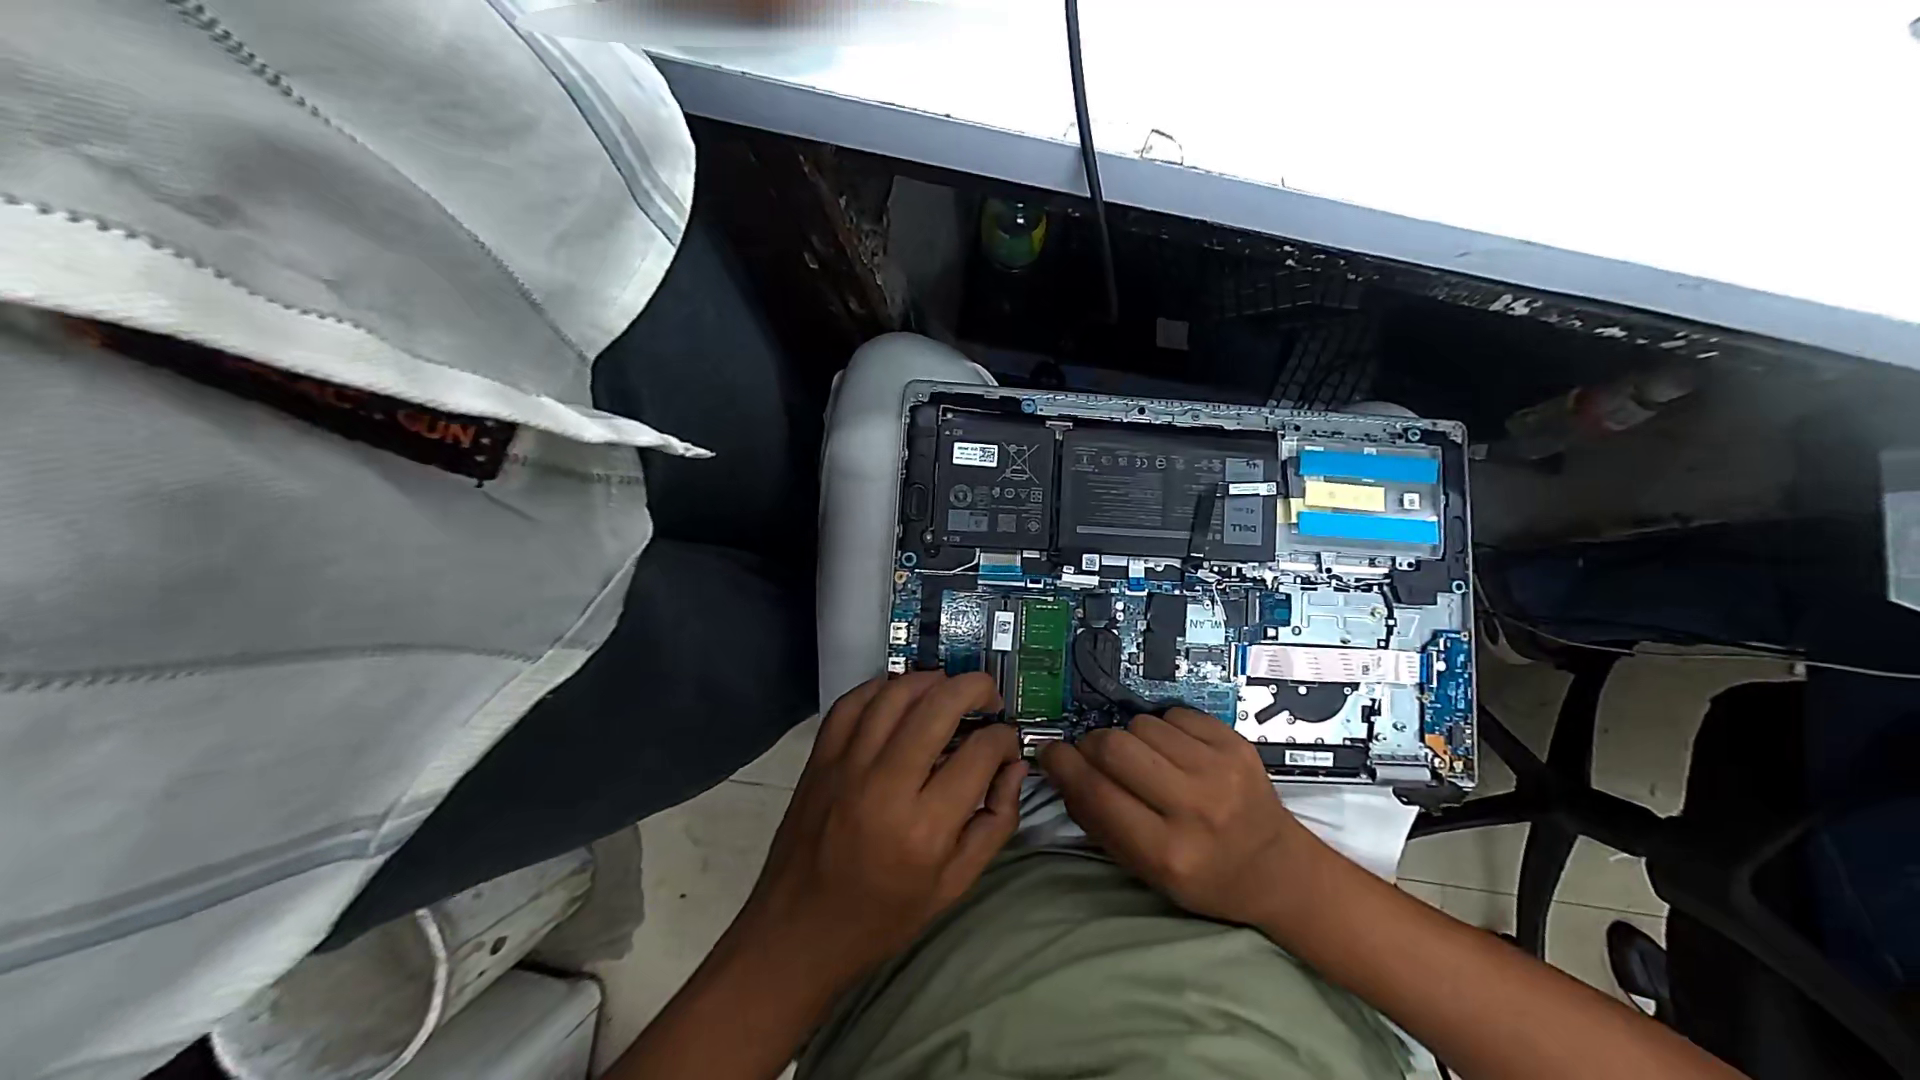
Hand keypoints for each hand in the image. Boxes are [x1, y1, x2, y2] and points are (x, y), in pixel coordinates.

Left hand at [732, 672, 1027, 983]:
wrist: (798, 933)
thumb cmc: (884, 916)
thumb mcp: (954, 885)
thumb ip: (995, 822)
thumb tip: (1014, 766)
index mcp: (925, 827)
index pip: (979, 753)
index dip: (1004, 738)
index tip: (1007, 741)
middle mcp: (885, 786)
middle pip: (938, 706)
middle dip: (974, 688)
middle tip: (988, 697)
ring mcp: (846, 766)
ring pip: (894, 694)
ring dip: (930, 680)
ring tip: (949, 689)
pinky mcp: (819, 759)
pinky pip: (851, 703)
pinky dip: (880, 688)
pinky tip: (899, 695)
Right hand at [1037, 708, 1310, 925]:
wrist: (1278, 869)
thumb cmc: (1203, 877)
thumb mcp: (1144, 870)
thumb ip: (1097, 820)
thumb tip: (1061, 769)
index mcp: (1168, 853)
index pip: (1096, 793)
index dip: (1063, 766)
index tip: (1052, 754)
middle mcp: (1196, 809)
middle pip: (1115, 747)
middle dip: (1092, 745)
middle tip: (1095, 755)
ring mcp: (1221, 771)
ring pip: (1142, 724)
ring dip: (1130, 737)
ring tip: (1144, 759)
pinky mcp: (1237, 745)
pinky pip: (1174, 714)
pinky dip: (1163, 728)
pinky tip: (1173, 751)